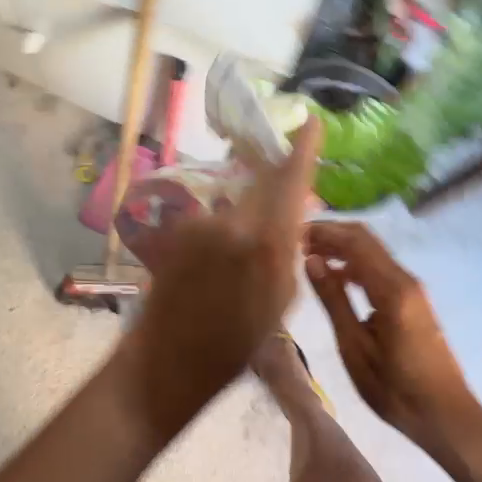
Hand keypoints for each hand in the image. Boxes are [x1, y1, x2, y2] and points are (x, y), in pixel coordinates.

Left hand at [124, 117, 322, 433]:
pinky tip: (210, 264)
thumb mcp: (279, 302)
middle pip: (260, 187)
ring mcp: (200, 223)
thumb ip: (288, 252)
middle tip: (282, 204)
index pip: (290, 184)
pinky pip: (210, 220)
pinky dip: (218, 233)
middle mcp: (232, 222)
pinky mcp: (177, 228)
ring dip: (242, 218)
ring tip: (237, 259)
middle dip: (273, 187)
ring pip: (234, 206)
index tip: (310, 121)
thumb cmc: (236, 344)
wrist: (170, 359)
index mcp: (267, 244)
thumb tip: (296, 217)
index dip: (302, 151)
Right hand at [303, 222, 479, 443]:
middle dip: (332, 235)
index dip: (323, 232)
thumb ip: (333, 299)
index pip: (354, 241)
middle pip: (365, 239)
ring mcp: (413, 289)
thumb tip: (312, 259)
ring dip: (343, 248)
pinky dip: (356, 264)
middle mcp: (405, 279)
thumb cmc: (395, 388)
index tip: (294, 237)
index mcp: (391, 289)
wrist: (447, 417)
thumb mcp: (354, 347)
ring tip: (313, 258)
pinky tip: (339, 279)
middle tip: (300, 243)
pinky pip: (381, 268)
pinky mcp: (414, 301)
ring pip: (374, 252)